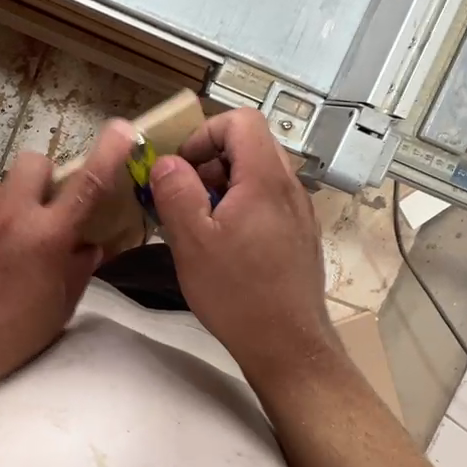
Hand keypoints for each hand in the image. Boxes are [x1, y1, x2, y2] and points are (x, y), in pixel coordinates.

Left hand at [0, 121, 137, 403]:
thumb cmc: (7, 337)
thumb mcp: (56, 309)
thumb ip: (78, 269)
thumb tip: (91, 244)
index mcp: (48, 236)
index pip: (87, 183)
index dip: (108, 151)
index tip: (121, 128)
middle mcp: (10, 214)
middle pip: (31, 163)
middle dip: (34, 181)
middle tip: (27, 210)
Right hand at [148, 108, 335, 376]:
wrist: (288, 345)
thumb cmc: (237, 293)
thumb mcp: (192, 241)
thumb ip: (176, 192)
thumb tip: (166, 162)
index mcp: (265, 180)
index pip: (242, 121)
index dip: (206, 132)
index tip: (182, 165)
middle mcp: (289, 188)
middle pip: (251, 144)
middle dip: (211, 158)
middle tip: (184, 192)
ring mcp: (299, 212)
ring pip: (259, 173)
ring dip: (224, 183)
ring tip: (199, 219)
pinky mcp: (299, 235)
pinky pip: (268, 200)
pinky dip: (241, 204)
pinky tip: (222, 242)